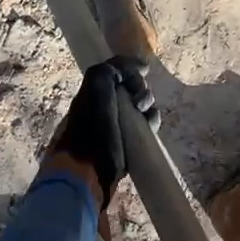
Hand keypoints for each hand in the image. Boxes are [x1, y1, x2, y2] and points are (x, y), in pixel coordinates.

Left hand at [46, 57, 158, 205]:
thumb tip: (135, 68)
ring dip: (149, 106)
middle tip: (139, 101)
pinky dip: (151, 122)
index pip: (118, 70)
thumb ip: (111, 70)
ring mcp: (117, 125)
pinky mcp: (128, 143)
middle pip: (133, 87)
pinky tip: (149, 127)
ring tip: (144, 115)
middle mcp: (105, 105)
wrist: (88, 172)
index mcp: (94, 91)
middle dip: (141, 89)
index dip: (131, 68)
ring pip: (142, 106)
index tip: (144, 70)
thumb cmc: (92, 128)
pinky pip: (145, 126)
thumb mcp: (97, 87)